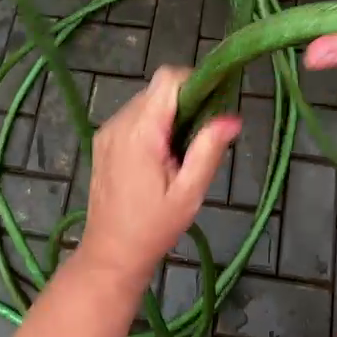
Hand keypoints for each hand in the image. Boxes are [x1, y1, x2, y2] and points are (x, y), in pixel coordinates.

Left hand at [79, 66, 239, 283]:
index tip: (213, 104)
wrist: (110, 256)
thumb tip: (233, 117)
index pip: (167, 79)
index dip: (194, 82)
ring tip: (180, 152)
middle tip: (201, 136)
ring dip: (168, 114)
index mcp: (141, 131)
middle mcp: (120, 121)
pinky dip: (151, 124)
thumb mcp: (189, 194)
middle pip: (158, 89)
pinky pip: (133, 115)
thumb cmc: (153, 228)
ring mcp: (108, 129)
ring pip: (146, 100)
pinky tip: (159, 157)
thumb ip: (208, 150)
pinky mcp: (103, 139)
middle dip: (184, 103)